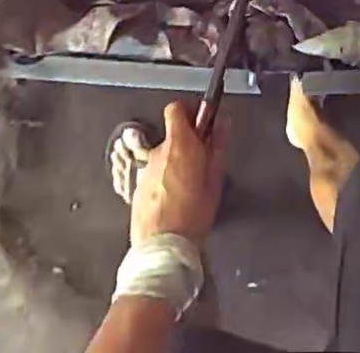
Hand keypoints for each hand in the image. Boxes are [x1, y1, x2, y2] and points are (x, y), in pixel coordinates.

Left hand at [130, 102, 227, 247]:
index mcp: (179, 144)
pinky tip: (177, 198)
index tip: (202, 119)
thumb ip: (218, 144)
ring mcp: (146, 171)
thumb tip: (222, 120)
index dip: (190, 109)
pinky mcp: (137, 189)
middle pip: (173, 133)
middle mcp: (159, 153)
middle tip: (204, 158)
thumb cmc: (192, 214)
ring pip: (165, 156)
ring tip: (191, 184)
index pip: (176, 107)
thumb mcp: (215, 177)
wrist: (161, 251)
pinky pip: (156, 174)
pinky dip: (166, 178)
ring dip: (177, 161)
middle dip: (188, 141)